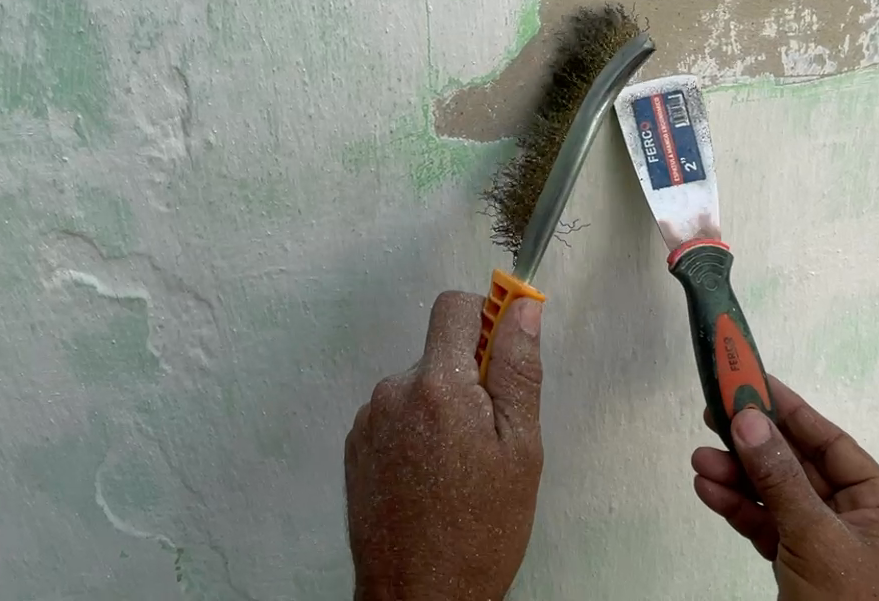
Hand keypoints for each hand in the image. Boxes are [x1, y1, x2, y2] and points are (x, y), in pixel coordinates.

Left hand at [345, 290, 544, 600]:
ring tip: (458, 464)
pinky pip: (394, 412)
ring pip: (418, 384)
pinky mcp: (355, 443)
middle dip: (467, 375)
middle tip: (488, 433)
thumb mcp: (520, 449)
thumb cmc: (480, 530)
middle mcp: (394, 390)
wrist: (417, 599)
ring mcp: (369, 417)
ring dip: (440, 405)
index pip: (454, 306)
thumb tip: (523, 307)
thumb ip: (518, 369)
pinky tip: (429, 475)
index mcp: (437, 384)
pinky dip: (415, 428)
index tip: (502, 351)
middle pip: (438, 350)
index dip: (484, 317)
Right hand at [691, 376, 878, 600]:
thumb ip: (780, 478)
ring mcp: (833, 551)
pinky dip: (739, 511)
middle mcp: (864, 526)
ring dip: (737, 479)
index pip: (833, 445)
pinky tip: (708, 491)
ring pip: (778, 498)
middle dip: (752, 447)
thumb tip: (748, 417)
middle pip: (799, 469)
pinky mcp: (805, 573)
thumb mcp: (818, 541)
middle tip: (711, 416)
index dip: (789, 409)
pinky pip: (769, 529)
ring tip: (699, 461)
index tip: (750, 378)